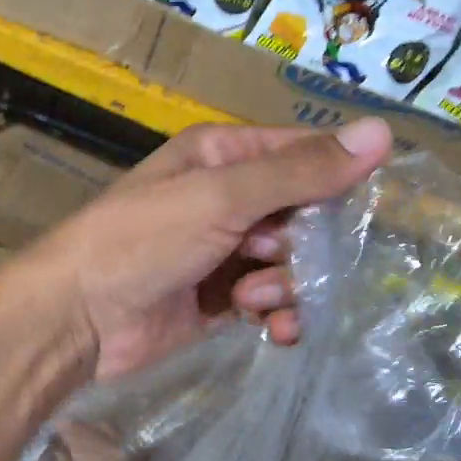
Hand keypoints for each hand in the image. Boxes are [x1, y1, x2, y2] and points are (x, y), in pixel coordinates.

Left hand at [0, 119, 391, 382]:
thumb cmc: (140, 241)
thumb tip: (383, 130)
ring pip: (295, 261)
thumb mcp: (219, 197)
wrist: (77, 316)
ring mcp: (223, 251)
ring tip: (254, 299)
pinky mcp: (221, 300)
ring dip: (290, 284)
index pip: (305, 153)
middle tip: (273, 258)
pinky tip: (273, 330)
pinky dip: (281, 315)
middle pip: (307, 213)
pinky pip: (275, 301)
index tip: (363, 211)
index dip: (337, 179)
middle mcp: (225, 197)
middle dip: (307, 243)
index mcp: (221, 155)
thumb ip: (298, 172)